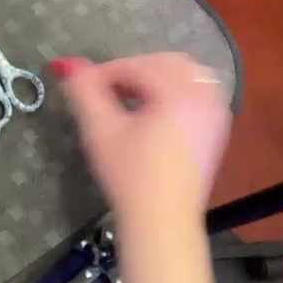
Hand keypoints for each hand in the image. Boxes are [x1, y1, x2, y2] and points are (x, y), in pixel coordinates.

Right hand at [52, 53, 230, 222]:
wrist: (162, 219)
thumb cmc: (129, 175)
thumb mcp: (100, 131)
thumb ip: (83, 92)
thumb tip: (65, 63)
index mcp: (180, 92)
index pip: (137, 65)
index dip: (104, 72)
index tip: (80, 86)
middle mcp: (205, 95)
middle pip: (166, 62)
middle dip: (131, 70)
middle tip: (103, 90)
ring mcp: (216, 112)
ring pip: (185, 74)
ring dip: (154, 77)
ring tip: (126, 98)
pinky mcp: (216, 128)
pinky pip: (197, 92)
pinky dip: (173, 90)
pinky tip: (151, 111)